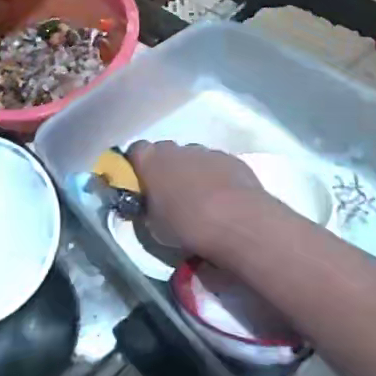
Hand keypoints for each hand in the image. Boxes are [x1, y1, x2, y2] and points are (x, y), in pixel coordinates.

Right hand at [127, 141, 280, 258]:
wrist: (241, 225)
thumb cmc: (187, 224)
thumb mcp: (152, 226)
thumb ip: (146, 209)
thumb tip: (149, 206)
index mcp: (148, 160)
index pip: (134, 152)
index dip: (137, 167)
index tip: (141, 186)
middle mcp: (174, 149)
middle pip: (164, 152)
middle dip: (166, 168)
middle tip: (169, 195)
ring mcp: (206, 152)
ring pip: (192, 158)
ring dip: (192, 173)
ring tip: (200, 200)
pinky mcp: (233, 160)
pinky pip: (218, 166)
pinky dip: (217, 178)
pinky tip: (224, 201)